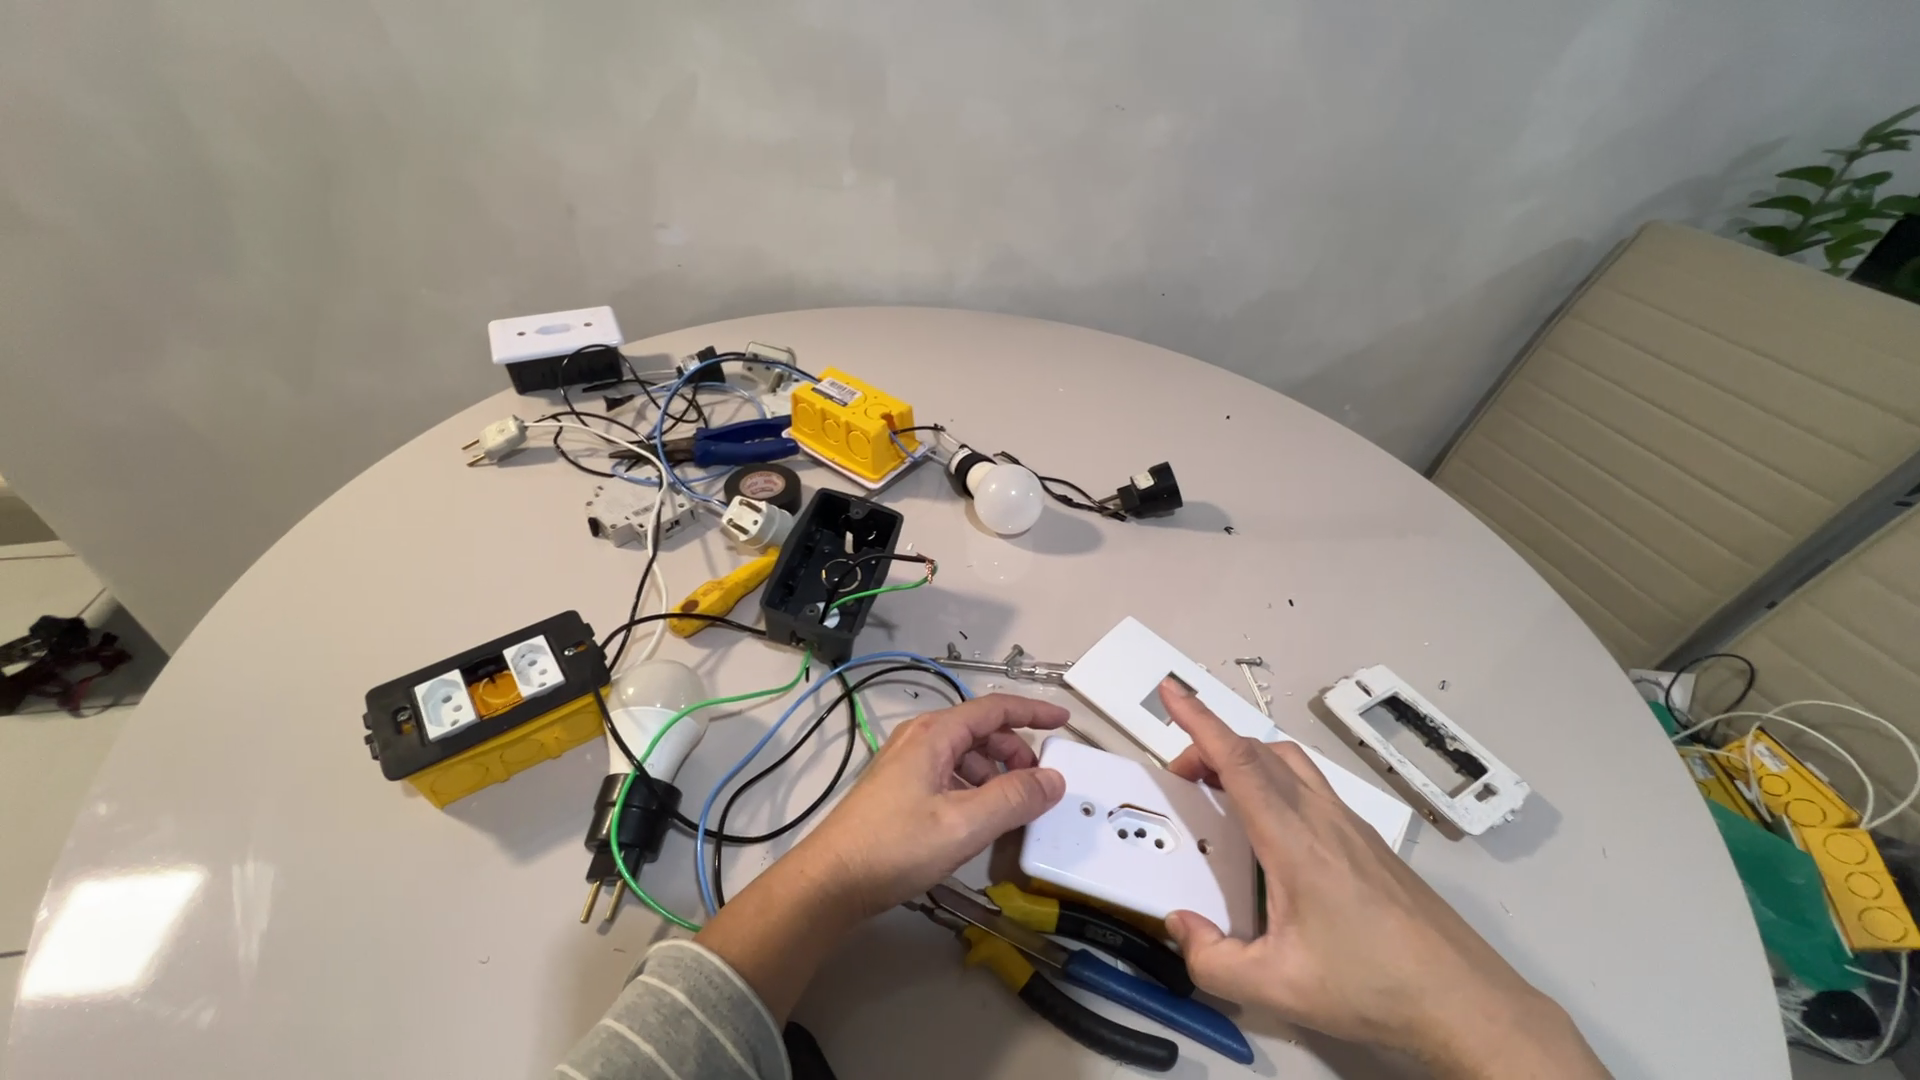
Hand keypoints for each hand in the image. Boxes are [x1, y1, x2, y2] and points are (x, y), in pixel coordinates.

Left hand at [786, 692, 1069, 916]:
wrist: (832, 880)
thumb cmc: (896, 846)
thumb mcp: (964, 825)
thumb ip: (1014, 799)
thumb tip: (1053, 779)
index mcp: (936, 734)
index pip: (995, 708)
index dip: (1032, 712)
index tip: (1063, 721)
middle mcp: (920, 739)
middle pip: (981, 731)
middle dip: (1015, 752)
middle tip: (1037, 785)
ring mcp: (907, 763)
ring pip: (966, 756)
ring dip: (994, 775)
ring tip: (1010, 810)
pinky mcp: (900, 788)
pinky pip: (949, 775)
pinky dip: (974, 789)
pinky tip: (978, 821)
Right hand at [1156, 681, 1607, 1077]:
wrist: (1467, 1003)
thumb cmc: (1373, 986)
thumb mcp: (1279, 989)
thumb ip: (1213, 962)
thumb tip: (1179, 927)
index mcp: (1294, 840)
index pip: (1239, 761)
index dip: (1199, 720)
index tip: (1173, 691)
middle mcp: (1321, 817)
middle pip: (1258, 752)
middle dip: (1209, 745)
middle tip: (1181, 776)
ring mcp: (1349, 824)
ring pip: (1288, 761)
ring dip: (1244, 758)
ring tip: (1219, 791)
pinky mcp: (1366, 839)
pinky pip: (1308, 784)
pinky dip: (1272, 779)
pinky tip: (1269, 828)